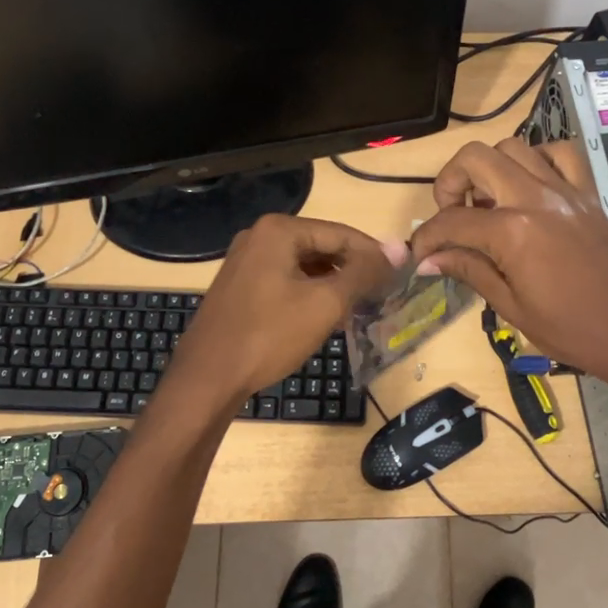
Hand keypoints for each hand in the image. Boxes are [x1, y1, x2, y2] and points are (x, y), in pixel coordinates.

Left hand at [172, 214, 402, 401]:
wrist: (208, 377)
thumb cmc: (269, 335)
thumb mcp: (325, 303)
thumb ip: (363, 273)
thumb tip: (398, 250)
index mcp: (279, 230)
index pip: (342, 234)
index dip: (374, 255)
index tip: (399, 277)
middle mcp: (259, 236)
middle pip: (322, 246)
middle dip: (352, 270)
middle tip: (380, 296)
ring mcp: (246, 260)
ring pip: (304, 265)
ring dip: (333, 284)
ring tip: (358, 309)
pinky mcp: (240, 285)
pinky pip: (285, 279)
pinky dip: (309, 293)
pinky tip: (325, 317)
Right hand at [409, 139, 607, 383]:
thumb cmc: (572, 331)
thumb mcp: (511, 307)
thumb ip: (469, 270)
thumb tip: (427, 261)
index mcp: (513, 231)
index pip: (452, 222)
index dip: (427, 238)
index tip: (419, 254)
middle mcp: (536, 197)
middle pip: (475, 159)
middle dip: (451, 182)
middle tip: (451, 215)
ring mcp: (565, 190)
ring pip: (514, 146)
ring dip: (491, 168)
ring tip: (489, 202)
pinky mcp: (588, 194)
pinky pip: (561, 153)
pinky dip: (538, 159)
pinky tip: (530, 186)